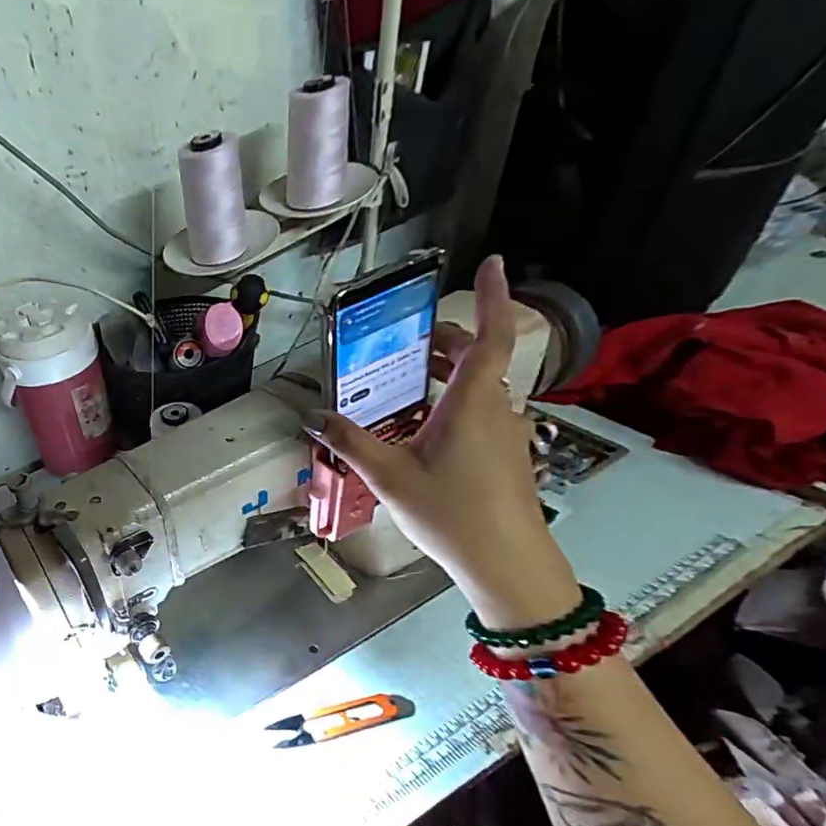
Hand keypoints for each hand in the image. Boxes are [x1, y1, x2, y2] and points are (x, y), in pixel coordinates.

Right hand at [304, 255, 580, 628]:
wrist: (505, 562)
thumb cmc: (452, 513)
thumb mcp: (391, 477)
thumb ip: (352, 444)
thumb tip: (315, 417)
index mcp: (473, 401)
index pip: (491, 333)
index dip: (492, 295)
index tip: (492, 263)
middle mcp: (497, 408)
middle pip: (477, 358)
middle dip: (446, 342)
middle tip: (409, 343)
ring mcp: (508, 434)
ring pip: (480, 389)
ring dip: (449, 376)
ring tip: (409, 384)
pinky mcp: (509, 457)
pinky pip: (484, 415)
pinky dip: (458, 406)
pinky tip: (427, 433)